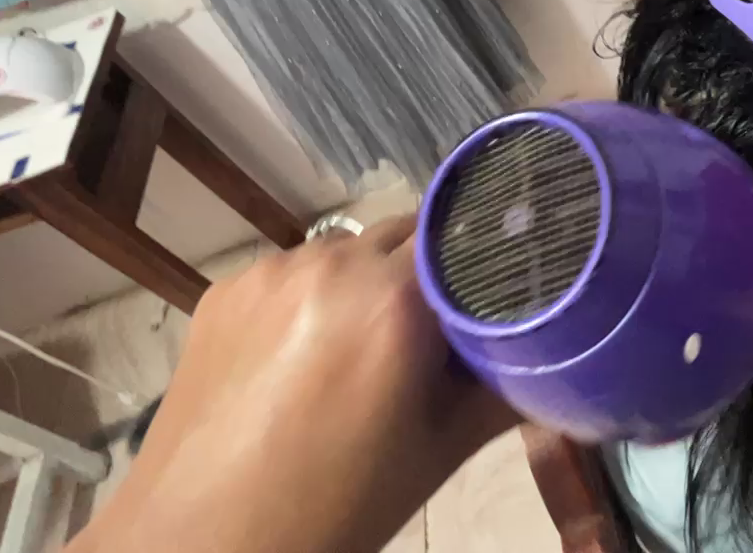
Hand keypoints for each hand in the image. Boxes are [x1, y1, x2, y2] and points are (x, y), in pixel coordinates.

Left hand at [71, 215, 514, 552]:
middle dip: (425, 266)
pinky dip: (313, 293)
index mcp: (393, 301)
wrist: (198, 549)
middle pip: (406, 232)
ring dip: (367, 276)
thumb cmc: (338, 504)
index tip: (493, 279)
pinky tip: (302, 349)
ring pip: (350, 247)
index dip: (480, 253)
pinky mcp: (226, 287)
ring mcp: (272, 271)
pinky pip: (296, 268)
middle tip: (429, 321)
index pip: (460, 234)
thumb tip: (554, 347)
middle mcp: (333, 265)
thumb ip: (508, 384)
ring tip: (359, 338)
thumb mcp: (444, 448)